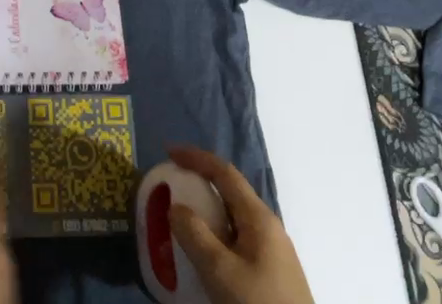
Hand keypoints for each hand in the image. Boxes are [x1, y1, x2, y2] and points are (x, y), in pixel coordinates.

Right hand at [166, 145, 314, 303]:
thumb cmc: (258, 303)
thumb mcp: (219, 270)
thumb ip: (194, 234)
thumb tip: (176, 207)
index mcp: (259, 218)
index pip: (225, 173)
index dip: (196, 158)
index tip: (169, 153)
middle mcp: (268, 227)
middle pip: (229, 194)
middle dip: (199, 186)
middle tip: (170, 192)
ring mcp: (272, 251)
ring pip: (233, 219)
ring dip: (206, 214)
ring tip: (180, 225)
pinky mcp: (271, 272)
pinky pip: (237, 241)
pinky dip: (215, 237)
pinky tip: (203, 256)